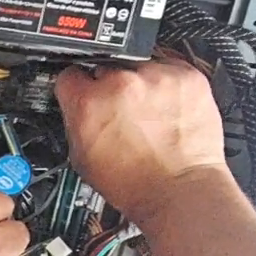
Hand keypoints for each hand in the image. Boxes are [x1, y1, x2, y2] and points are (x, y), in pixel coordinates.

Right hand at [55, 61, 231, 228]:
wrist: (177, 188)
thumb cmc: (133, 182)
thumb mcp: (82, 158)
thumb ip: (76, 122)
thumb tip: (77, 108)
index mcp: (88, 104)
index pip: (69, 75)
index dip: (75, 86)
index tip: (81, 91)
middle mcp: (120, 84)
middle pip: (104, 69)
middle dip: (108, 88)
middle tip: (120, 114)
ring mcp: (155, 76)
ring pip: (138, 67)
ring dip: (140, 85)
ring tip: (147, 115)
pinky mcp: (186, 75)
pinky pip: (170, 69)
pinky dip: (167, 86)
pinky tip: (166, 111)